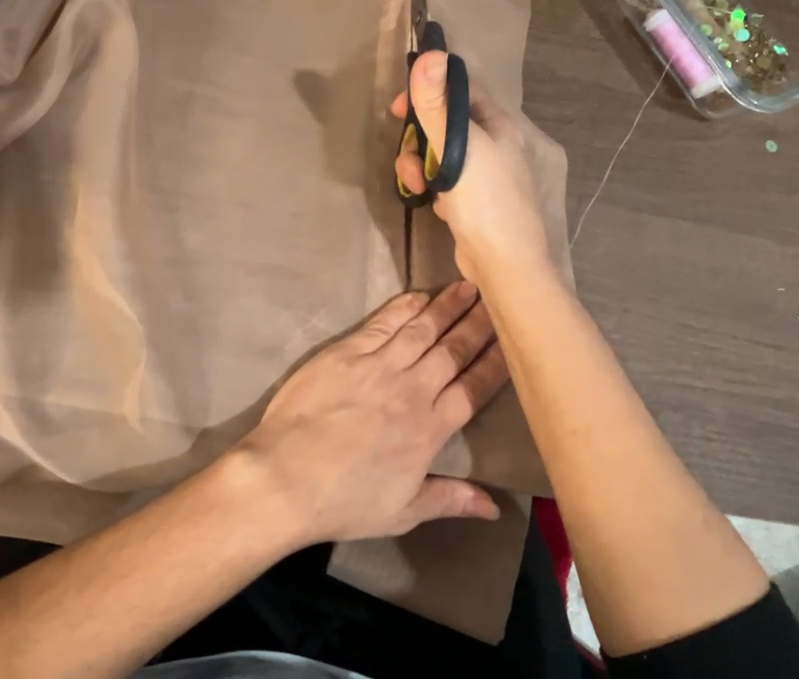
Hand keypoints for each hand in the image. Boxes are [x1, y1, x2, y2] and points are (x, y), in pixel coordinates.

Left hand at [232, 283, 509, 545]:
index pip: (473, 388)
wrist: (284, 479)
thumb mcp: (402, 512)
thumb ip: (449, 499)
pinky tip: (419, 296)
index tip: (514, 341)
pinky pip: (381, 324)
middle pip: (453, 350)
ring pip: (421, 330)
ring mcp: (377, 367)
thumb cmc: (343, 501)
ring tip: (467, 286)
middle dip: (478, 324)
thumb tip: (494, 508)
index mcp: (429, 430)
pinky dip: (402, 308)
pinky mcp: (345, 353)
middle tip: (498, 299)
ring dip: (446, 307)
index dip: (495, 362)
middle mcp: (410, 391)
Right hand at [391, 51, 554, 291]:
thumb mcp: (458, 147)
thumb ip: (437, 105)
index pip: (460, 89)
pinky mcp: (470, 198)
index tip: (399, 106)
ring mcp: (482, 173)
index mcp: (498, 124)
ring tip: (417, 183)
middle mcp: (493, 144)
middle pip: (443, 122)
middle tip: (407, 151)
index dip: (428, 91)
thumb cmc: (486, 200)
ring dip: (419, 164)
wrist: (504, 264)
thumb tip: (430, 54)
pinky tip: (428, 200)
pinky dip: (429, 185)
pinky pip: (441, 179)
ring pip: (438, 153)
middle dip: (418, 136)